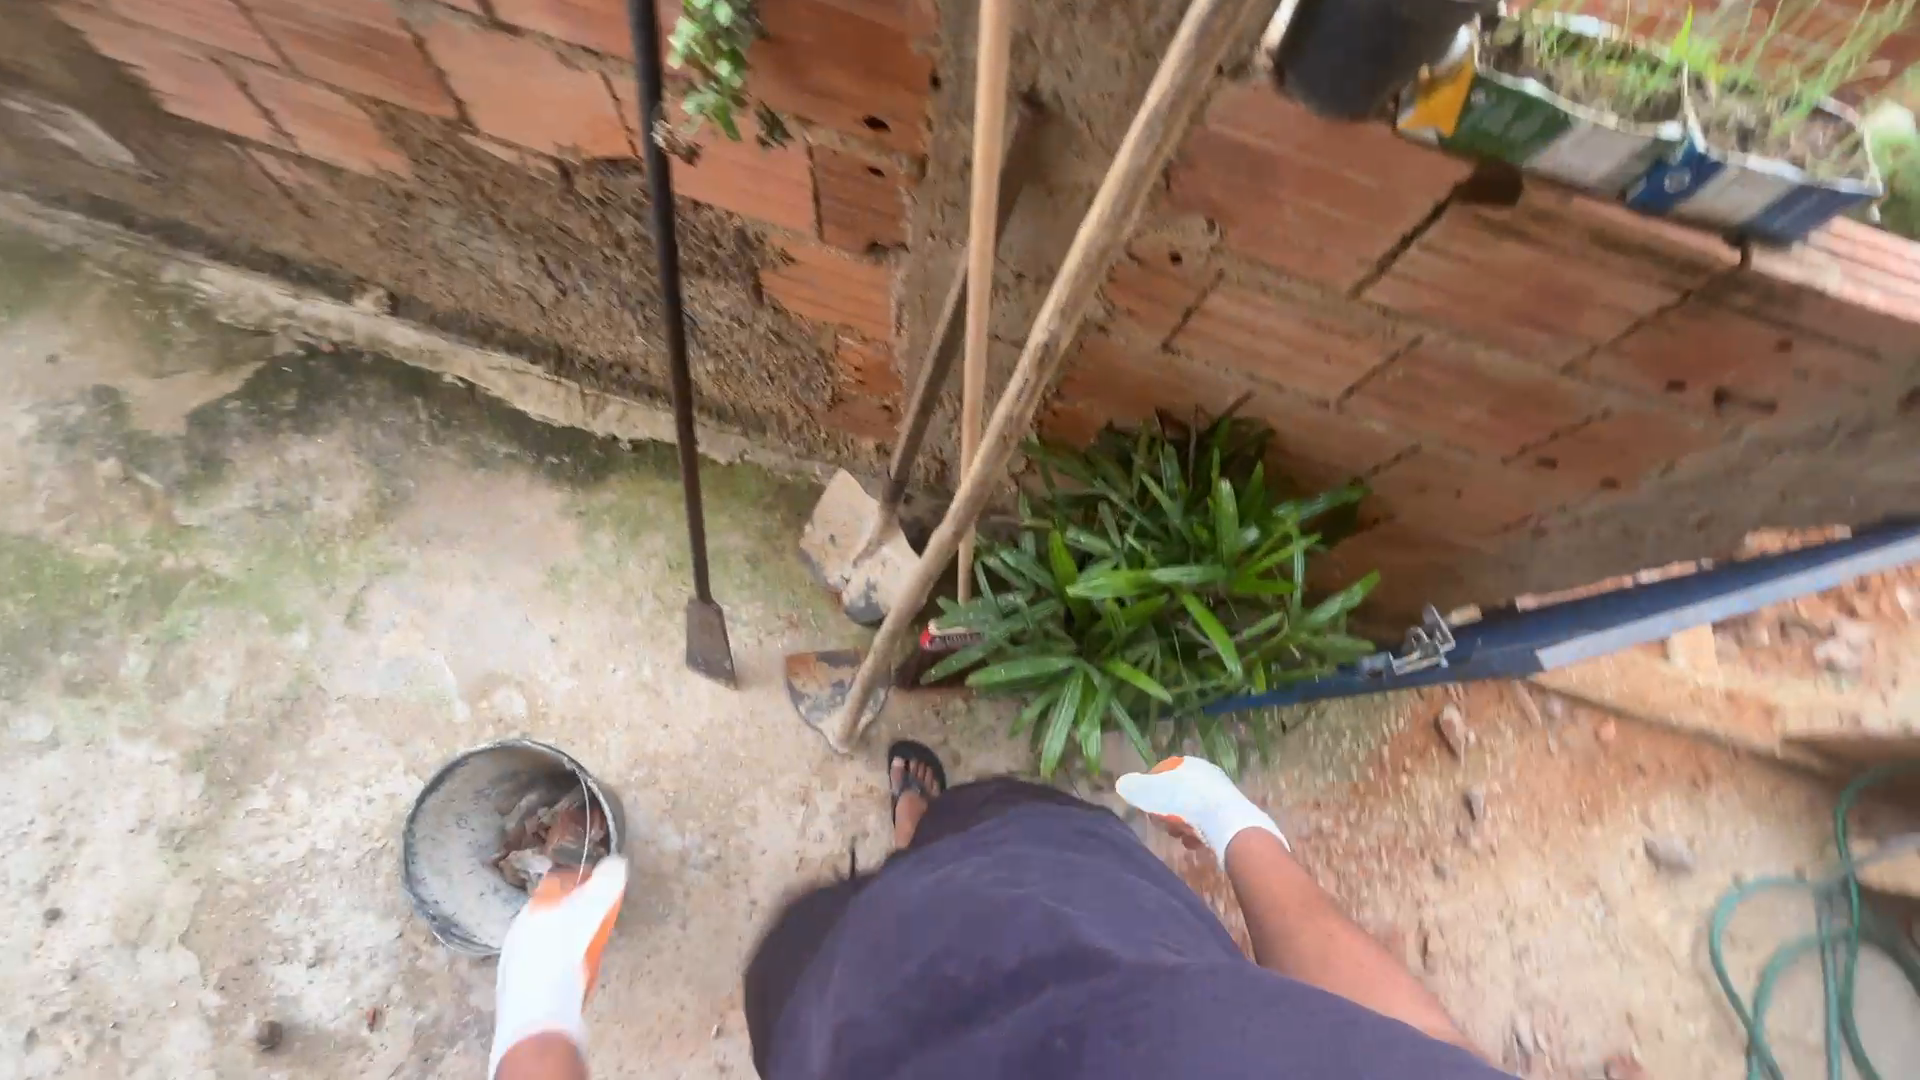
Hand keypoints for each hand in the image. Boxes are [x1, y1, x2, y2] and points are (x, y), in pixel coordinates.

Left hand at [489, 856, 628, 1077]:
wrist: (539, 1015)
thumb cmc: (568, 955)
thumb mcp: (595, 910)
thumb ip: (607, 882)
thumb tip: (616, 863)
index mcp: (535, 907)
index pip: (558, 879)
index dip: (583, 877)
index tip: (602, 883)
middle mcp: (519, 930)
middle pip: (551, 909)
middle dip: (576, 908)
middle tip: (599, 914)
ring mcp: (513, 960)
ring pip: (545, 937)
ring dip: (566, 935)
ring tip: (589, 946)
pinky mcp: (516, 988)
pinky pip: (541, 963)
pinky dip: (557, 960)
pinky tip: (573, 973)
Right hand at [1116, 756, 1286, 868]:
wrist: (1227, 825)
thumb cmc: (1186, 803)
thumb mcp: (1152, 793)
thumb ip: (1135, 787)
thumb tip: (1122, 783)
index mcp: (1188, 764)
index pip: (1163, 772)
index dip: (1151, 789)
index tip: (1146, 807)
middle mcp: (1206, 775)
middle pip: (1177, 793)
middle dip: (1166, 810)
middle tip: (1162, 824)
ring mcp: (1220, 795)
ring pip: (1191, 810)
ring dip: (1181, 824)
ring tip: (1179, 837)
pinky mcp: (1230, 816)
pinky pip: (1207, 824)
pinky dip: (1197, 833)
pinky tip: (1193, 844)